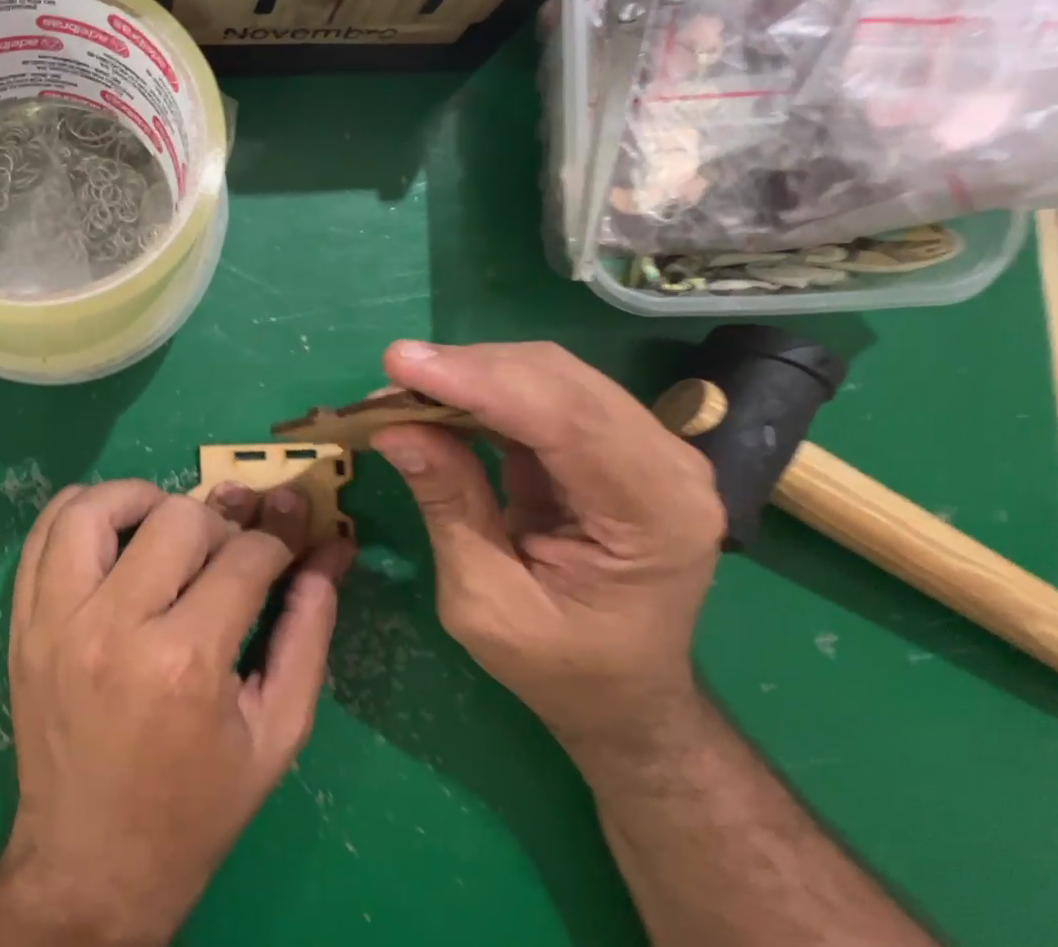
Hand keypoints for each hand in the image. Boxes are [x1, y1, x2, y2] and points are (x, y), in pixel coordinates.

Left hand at [0, 481, 354, 943]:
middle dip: (221, 524)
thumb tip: (329, 554)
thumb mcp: (277, 733)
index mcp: (185, 662)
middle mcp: (113, 628)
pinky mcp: (22, 624)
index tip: (289, 538)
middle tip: (229, 556)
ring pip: (95, 507)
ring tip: (167, 527)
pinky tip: (115, 532)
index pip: (245, 556)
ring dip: (143, 500)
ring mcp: (54, 621)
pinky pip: (42, 534)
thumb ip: (308, 635)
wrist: (92, 860)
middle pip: (177, 518)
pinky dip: (82, 513)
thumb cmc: (196, 808)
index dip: (281, 539)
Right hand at [370, 341, 725, 748]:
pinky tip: (438, 402)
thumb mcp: (486, 601)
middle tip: (388, 378)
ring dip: (473, 377)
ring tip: (402, 390)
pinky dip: (486, 396)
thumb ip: (450, 507)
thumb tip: (396, 430)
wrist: (623, 694)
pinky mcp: (617, 448)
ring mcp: (649, 451)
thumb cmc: (559, 666)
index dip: (479, 382)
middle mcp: (669, 467)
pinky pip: (546, 400)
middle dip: (469, 370)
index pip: (566, 419)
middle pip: (562, 382)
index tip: (400, 363)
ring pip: (553, 378)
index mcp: (654, 514)